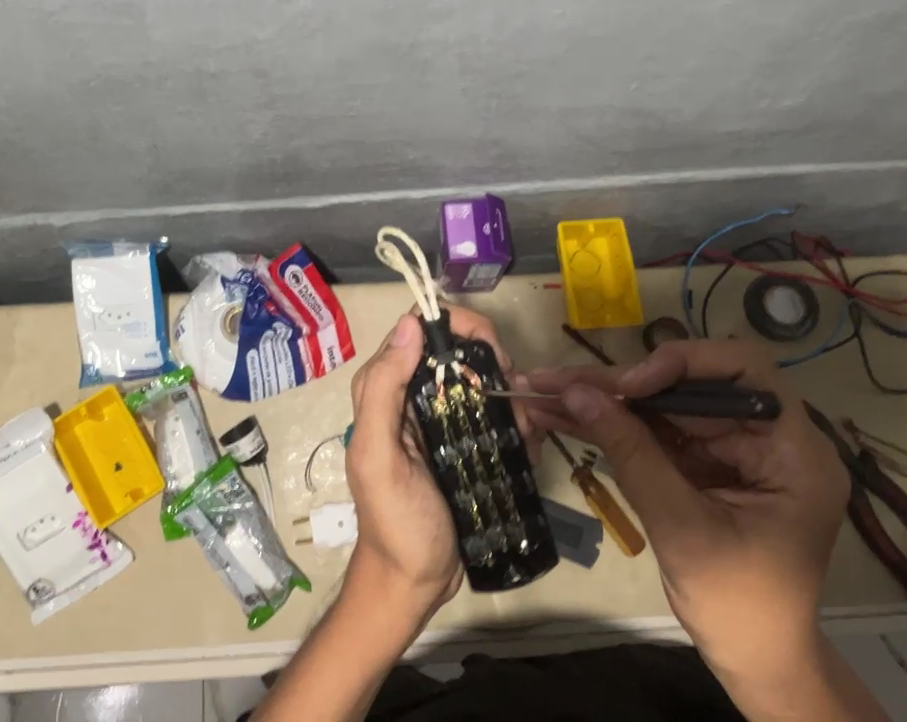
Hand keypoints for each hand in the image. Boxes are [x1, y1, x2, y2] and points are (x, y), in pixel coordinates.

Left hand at [343, 307, 529, 620]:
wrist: (414, 582)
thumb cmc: (394, 521)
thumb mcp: (378, 456)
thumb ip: (384, 389)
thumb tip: (409, 325)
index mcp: (384, 390)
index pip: (417, 329)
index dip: (456, 326)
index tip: (490, 348)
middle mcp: (410, 396)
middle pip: (454, 349)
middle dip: (489, 357)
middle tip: (512, 386)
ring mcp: (440, 420)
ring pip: (478, 379)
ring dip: (507, 389)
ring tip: (525, 419)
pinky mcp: (465, 443)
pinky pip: (492, 413)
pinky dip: (513, 416)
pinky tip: (527, 436)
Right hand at [517, 341, 848, 684]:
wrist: (753, 659)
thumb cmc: (738, 603)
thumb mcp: (683, 528)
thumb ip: (633, 455)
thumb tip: (577, 394)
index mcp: (793, 450)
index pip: (743, 370)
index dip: (683, 363)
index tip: (630, 386)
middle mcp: (766, 437)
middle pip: (689, 385)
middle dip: (620, 384)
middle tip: (555, 380)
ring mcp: (731, 450)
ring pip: (663, 405)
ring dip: (604, 401)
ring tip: (543, 392)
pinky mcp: (703, 465)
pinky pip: (655, 433)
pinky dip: (611, 426)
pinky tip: (563, 416)